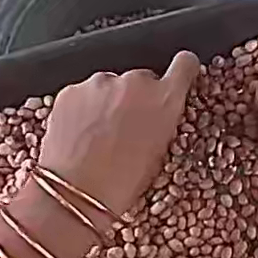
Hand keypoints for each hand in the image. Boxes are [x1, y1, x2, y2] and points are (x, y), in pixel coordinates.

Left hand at [38, 51, 201, 216]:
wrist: (76, 192)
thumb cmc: (122, 181)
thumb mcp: (159, 154)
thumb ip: (162, 122)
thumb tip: (157, 113)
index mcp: (165, 100)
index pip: (184, 64)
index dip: (182, 69)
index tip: (179, 73)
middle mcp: (135, 83)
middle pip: (142, 78)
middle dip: (136, 96)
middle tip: (127, 126)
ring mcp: (101, 83)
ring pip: (110, 86)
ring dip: (108, 102)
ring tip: (99, 136)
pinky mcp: (72, 89)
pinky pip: (83, 93)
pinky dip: (83, 108)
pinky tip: (81, 134)